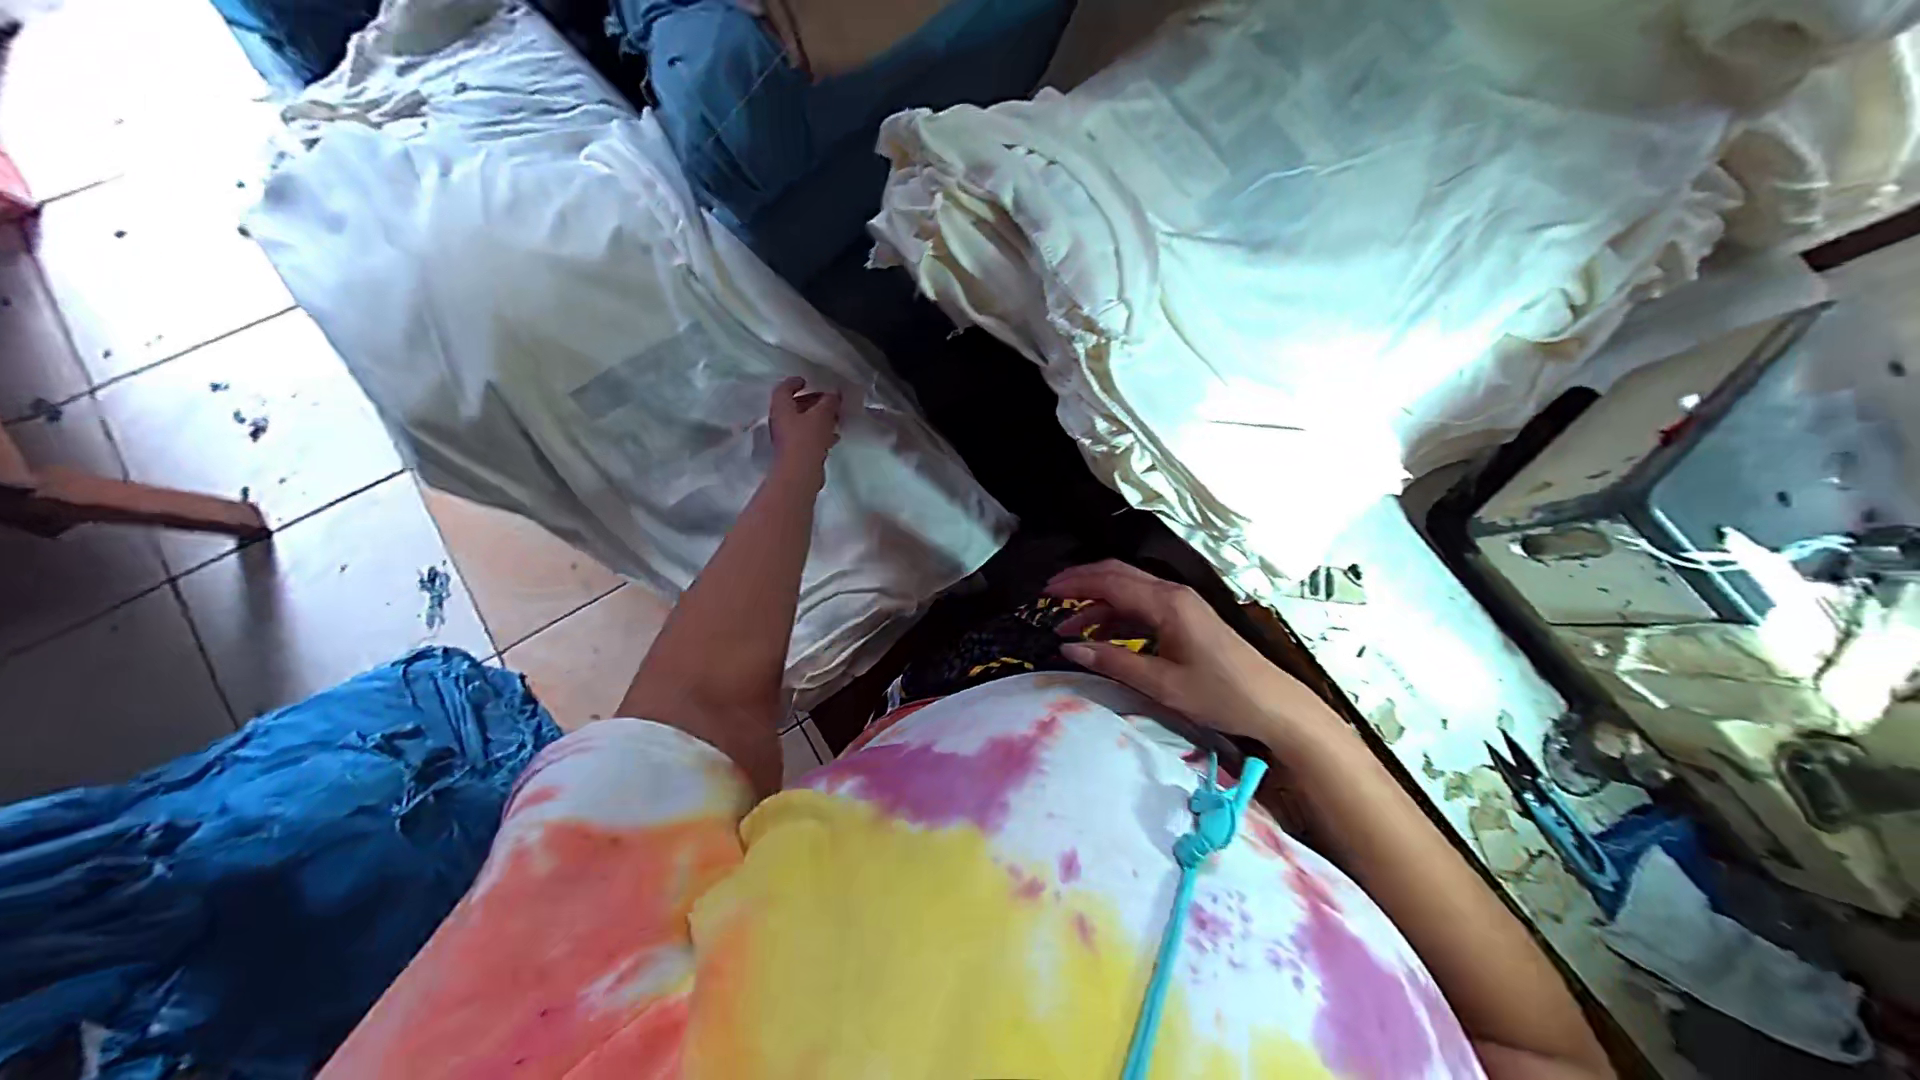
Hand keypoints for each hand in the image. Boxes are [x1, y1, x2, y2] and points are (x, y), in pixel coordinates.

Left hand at [768, 376, 840, 477]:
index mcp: (781, 408)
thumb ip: (829, 402)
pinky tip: (834, 436)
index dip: (794, 382)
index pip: (783, 389)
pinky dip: (820, 433)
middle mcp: (781, 421)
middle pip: (795, 406)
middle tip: (828, 399)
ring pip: (803, 422)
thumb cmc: (806, 439)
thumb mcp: (821, 415)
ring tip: (835, 417)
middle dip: (812, 401)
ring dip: (818, 418)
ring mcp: (788, 438)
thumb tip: (834, 394)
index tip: (806, 380)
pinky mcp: (796, 452)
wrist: (800, 472)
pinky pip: (808, 437)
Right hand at [1045, 560, 1343, 751]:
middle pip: (1118, 575)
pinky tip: (1099, 634)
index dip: (1074, 583)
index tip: (1045, 591)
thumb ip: (1112, 662)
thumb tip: (1068, 649)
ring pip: (1128, 590)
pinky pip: (1142, 606)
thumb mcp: (1161, 683)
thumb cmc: (1219, 694)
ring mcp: (1181, 603)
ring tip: (1067, 625)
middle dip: (1081, 582)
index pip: (1110, 581)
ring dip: (1097, 603)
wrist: (1272, 704)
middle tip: (1049, 595)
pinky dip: (1116, 615)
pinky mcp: (1185, 617)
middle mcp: (1172, 594)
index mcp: (1167, 604)